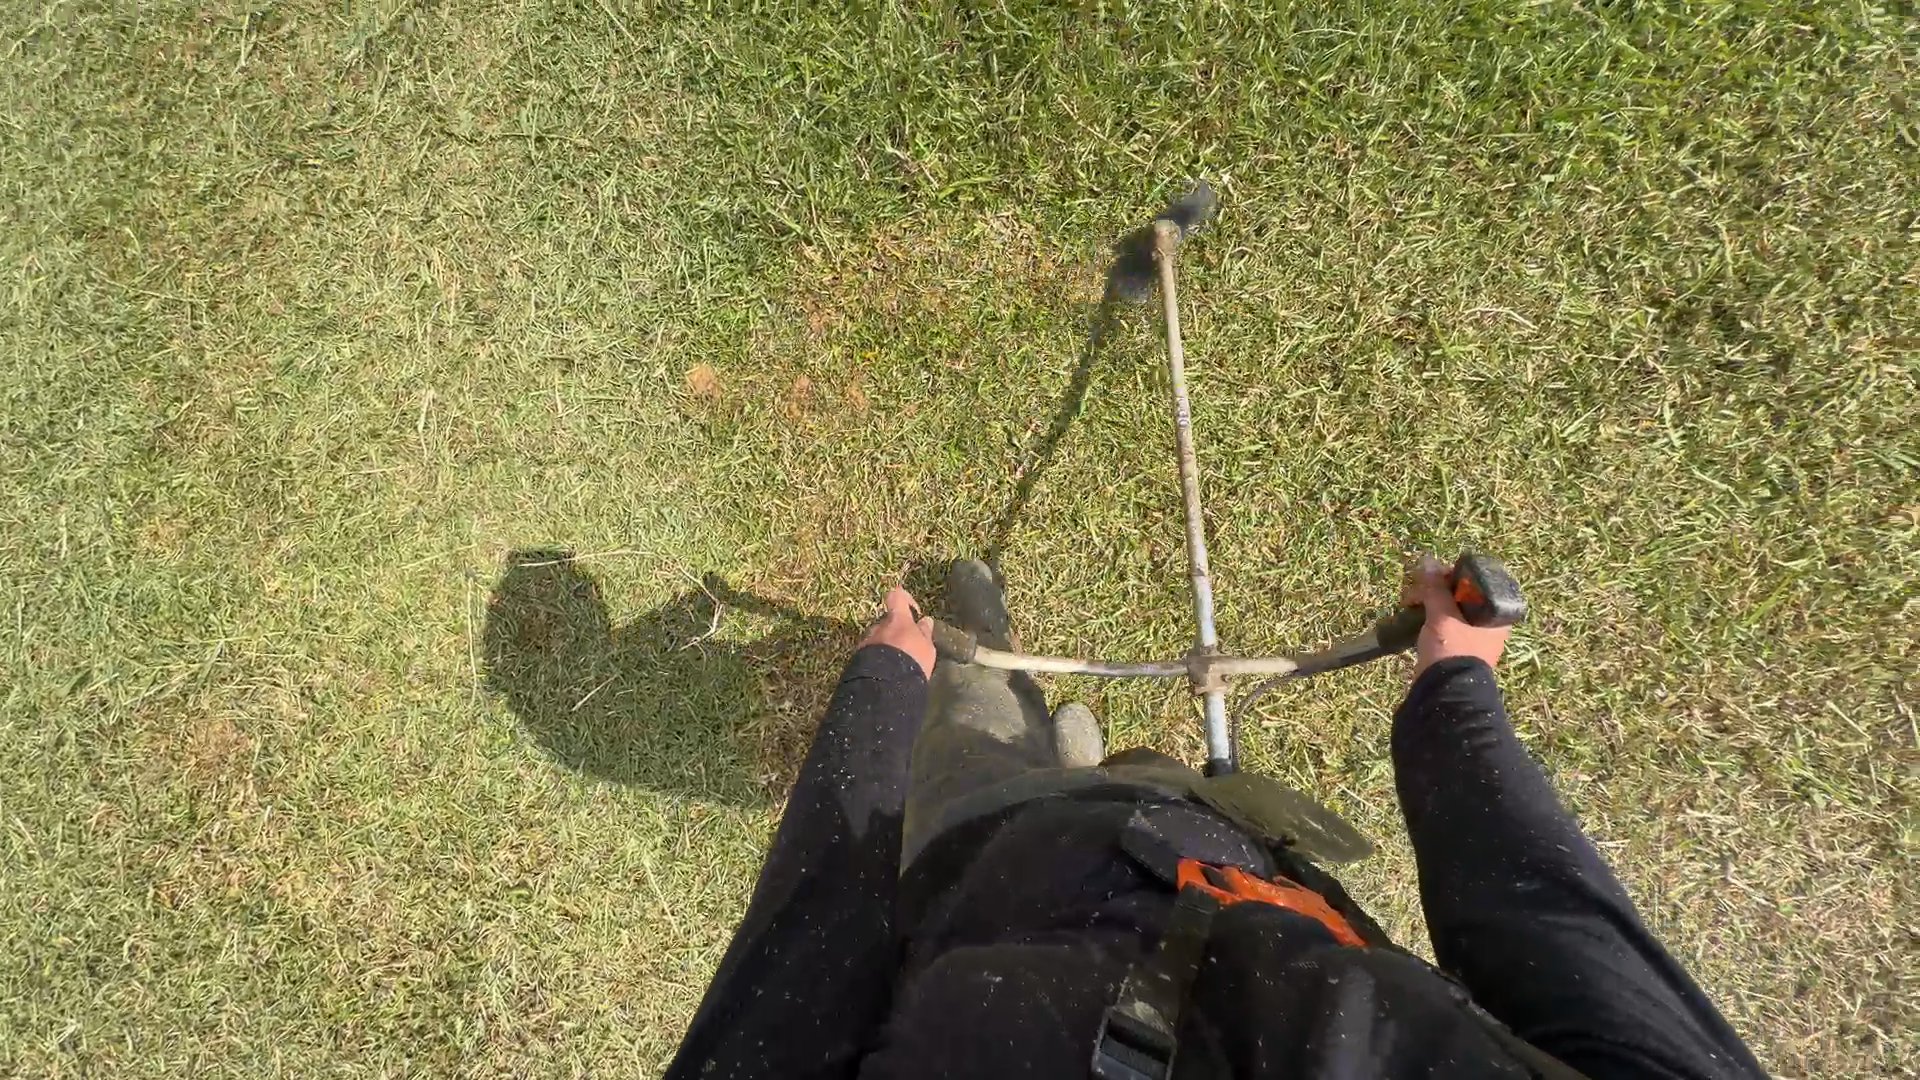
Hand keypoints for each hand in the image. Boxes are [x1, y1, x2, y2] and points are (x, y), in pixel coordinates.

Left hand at [857, 587, 935, 678]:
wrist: (885, 686)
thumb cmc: (912, 662)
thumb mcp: (926, 648)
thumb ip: (924, 632)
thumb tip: (925, 620)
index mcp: (897, 619)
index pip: (896, 597)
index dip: (904, 598)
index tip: (914, 611)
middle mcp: (878, 626)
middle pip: (887, 621)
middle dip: (896, 630)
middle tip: (907, 646)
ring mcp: (866, 641)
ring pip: (878, 637)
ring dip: (886, 645)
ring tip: (897, 662)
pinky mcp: (857, 657)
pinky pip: (870, 653)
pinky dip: (878, 658)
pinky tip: (886, 671)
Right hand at [1401, 554, 1509, 678]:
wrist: (1446, 687)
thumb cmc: (1452, 648)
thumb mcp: (1442, 615)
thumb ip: (1435, 588)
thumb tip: (1426, 562)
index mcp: (1495, 613)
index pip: (1474, 582)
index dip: (1449, 576)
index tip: (1428, 579)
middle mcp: (1488, 621)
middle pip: (1458, 593)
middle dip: (1432, 589)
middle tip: (1413, 594)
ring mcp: (1472, 633)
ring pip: (1447, 606)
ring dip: (1426, 601)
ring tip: (1408, 605)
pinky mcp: (1455, 643)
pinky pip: (1441, 620)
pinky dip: (1427, 615)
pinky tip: (1413, 615)